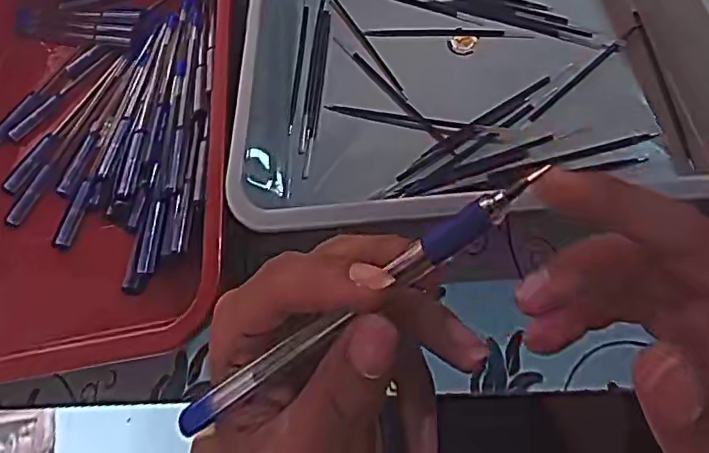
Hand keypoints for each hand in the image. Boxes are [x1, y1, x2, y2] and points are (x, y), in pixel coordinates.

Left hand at [205, 235, 489, 452]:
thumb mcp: (300, 448)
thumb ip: (337, 394)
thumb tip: (380, 328)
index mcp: (244, 332)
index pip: (282, 282)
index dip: (334, 278)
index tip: (386, 287)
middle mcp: (281, 313)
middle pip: (339, 272)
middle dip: (398, 290)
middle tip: (439, 297)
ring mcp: (318, 323)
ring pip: (376, 293)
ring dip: (424, 323)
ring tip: (465, 353)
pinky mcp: (348, 340)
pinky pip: (391, 331)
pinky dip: (418, 367)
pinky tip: (421, 425)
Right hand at [517, 152, 708, 452]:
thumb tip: (656, 367)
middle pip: (692, 240)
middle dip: (616, 206)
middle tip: (553, 189)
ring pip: (645, 263)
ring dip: (582, 271)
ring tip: (533, 299)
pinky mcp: (694, 330)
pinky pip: (631, 298)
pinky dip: (586, 306)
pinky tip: (551, 325)